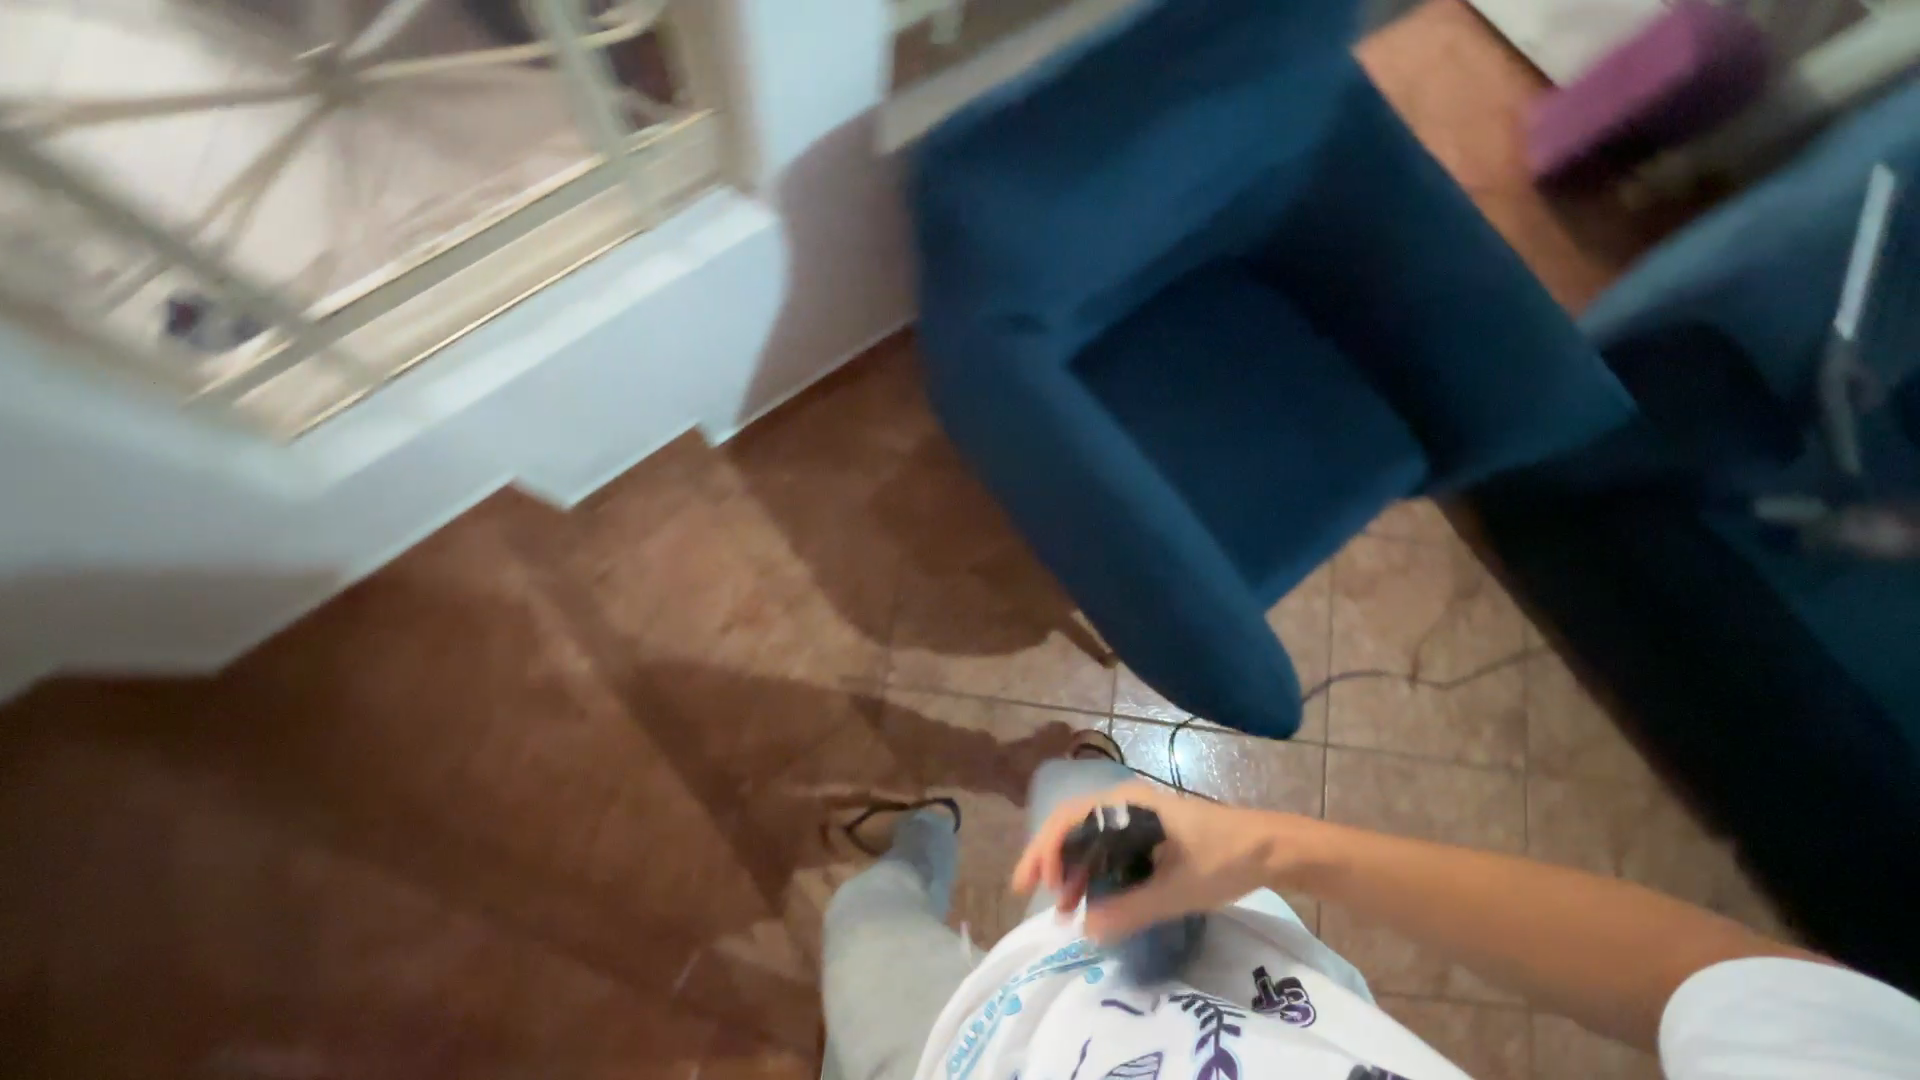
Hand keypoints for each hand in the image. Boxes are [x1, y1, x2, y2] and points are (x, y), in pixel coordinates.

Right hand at [1012, 782, 1320, 942]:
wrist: (1269, 849)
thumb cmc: (1221, 860)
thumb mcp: (1176, 890)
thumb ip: (1130, 910)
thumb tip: (1086, 930)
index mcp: (1126, 803)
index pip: (1068, 819)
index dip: (1045, 851)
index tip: (1038, 886)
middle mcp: (1123, 801)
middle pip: (1070, 824)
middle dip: (1049, 859)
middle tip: (1034, 896)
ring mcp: (1135, 814)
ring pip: (1086, 835)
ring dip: (1070, 866)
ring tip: (1064, 905)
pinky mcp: (1146, 829)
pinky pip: (1104, 843)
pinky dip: (1090, 866)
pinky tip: (1092, 894)